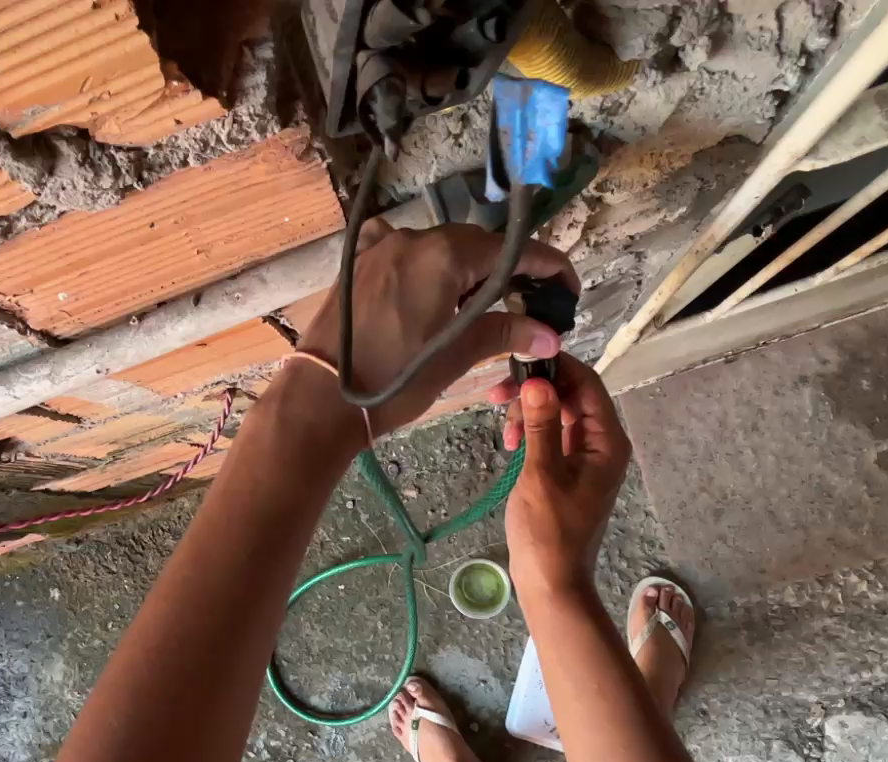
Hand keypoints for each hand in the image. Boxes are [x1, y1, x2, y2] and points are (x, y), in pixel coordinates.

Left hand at [298, 222, 576, 435]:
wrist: (320, 398)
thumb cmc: (393, 380)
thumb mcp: (454, 357)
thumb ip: (504, 334)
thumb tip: (549, 333)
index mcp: (442, 254)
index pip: (510, 250)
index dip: (546, 266)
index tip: (567, 287)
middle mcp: (412, 238)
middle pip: (475, 247)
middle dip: (506, 272)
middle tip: (527, 305)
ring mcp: (380, 248)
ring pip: (440, 251)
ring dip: (467, 274)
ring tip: (482, 310)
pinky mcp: (359, 265)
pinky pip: (407, 258)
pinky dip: (431, 273)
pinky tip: (436, 298)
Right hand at [493, 353, 631, 603]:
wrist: (551, 580)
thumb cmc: (548, 531)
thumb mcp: (541, 474)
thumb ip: (542, 425)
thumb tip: (539, 382)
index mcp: (606, 442)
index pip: (587, 384)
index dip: (557, 367)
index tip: (518, 362)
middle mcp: (601, 444)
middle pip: (572, 396)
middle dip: (537, 391)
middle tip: (498, 395)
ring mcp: (585, 458)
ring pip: (558, 414)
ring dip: (530, 413)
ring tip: (506, 432)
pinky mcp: (568, 471)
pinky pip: (552, 437)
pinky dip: (531, 433)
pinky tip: (511, 444)